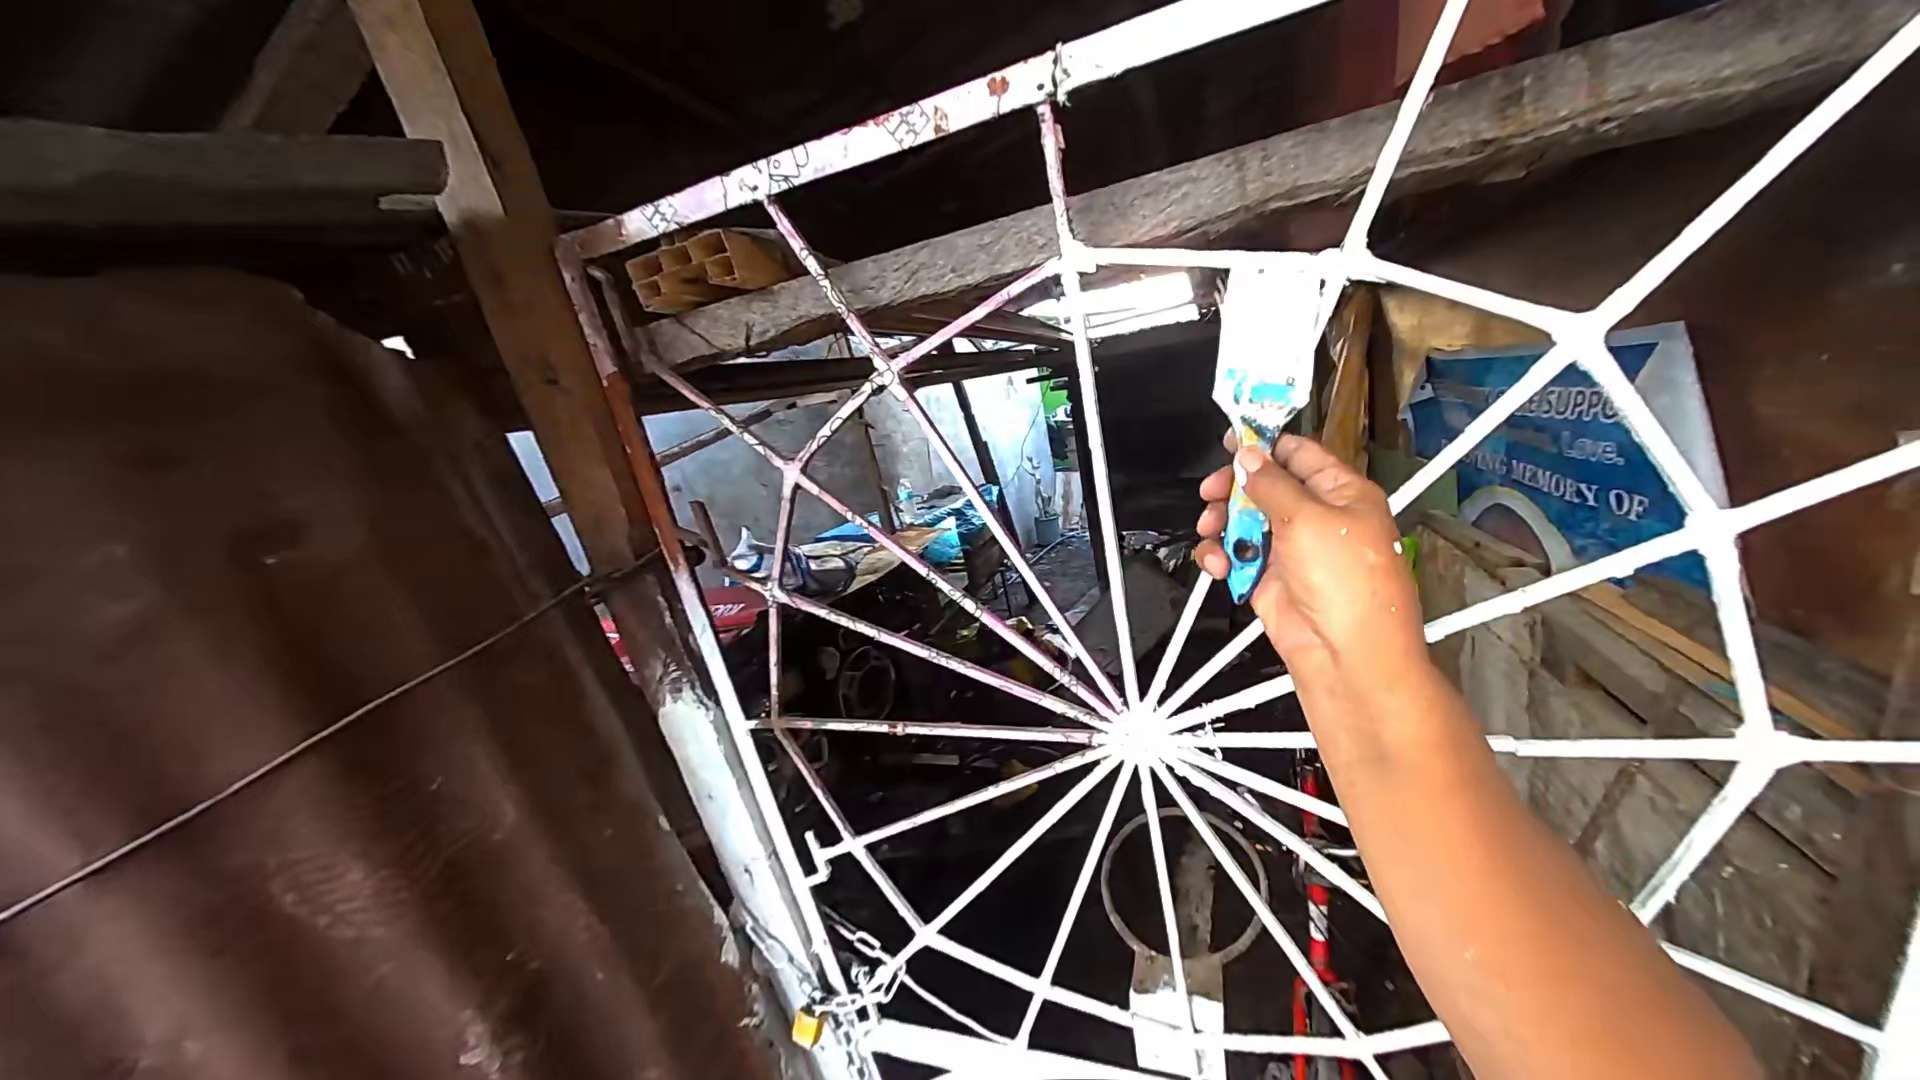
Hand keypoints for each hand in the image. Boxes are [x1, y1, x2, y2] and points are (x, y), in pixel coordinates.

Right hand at [1194, 434, 1423, 669]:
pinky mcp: (1266, 576)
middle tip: (1211, 491)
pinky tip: (1218, 562)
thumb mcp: (1307, 518)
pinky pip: (1233, 555)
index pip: (1298, 455)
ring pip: (1241, 520)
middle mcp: (1314, 518)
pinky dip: (1219, 556)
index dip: (1264, 445)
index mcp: (1339, 493)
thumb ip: (1271, 483)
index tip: (1231, 440)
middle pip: (1262, 487)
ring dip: (1221, 523)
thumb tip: (1249, 456)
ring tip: (1212, 530)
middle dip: (1232, 488)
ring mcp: (1289, 548)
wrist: (1342, 652)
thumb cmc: (1349, 586)